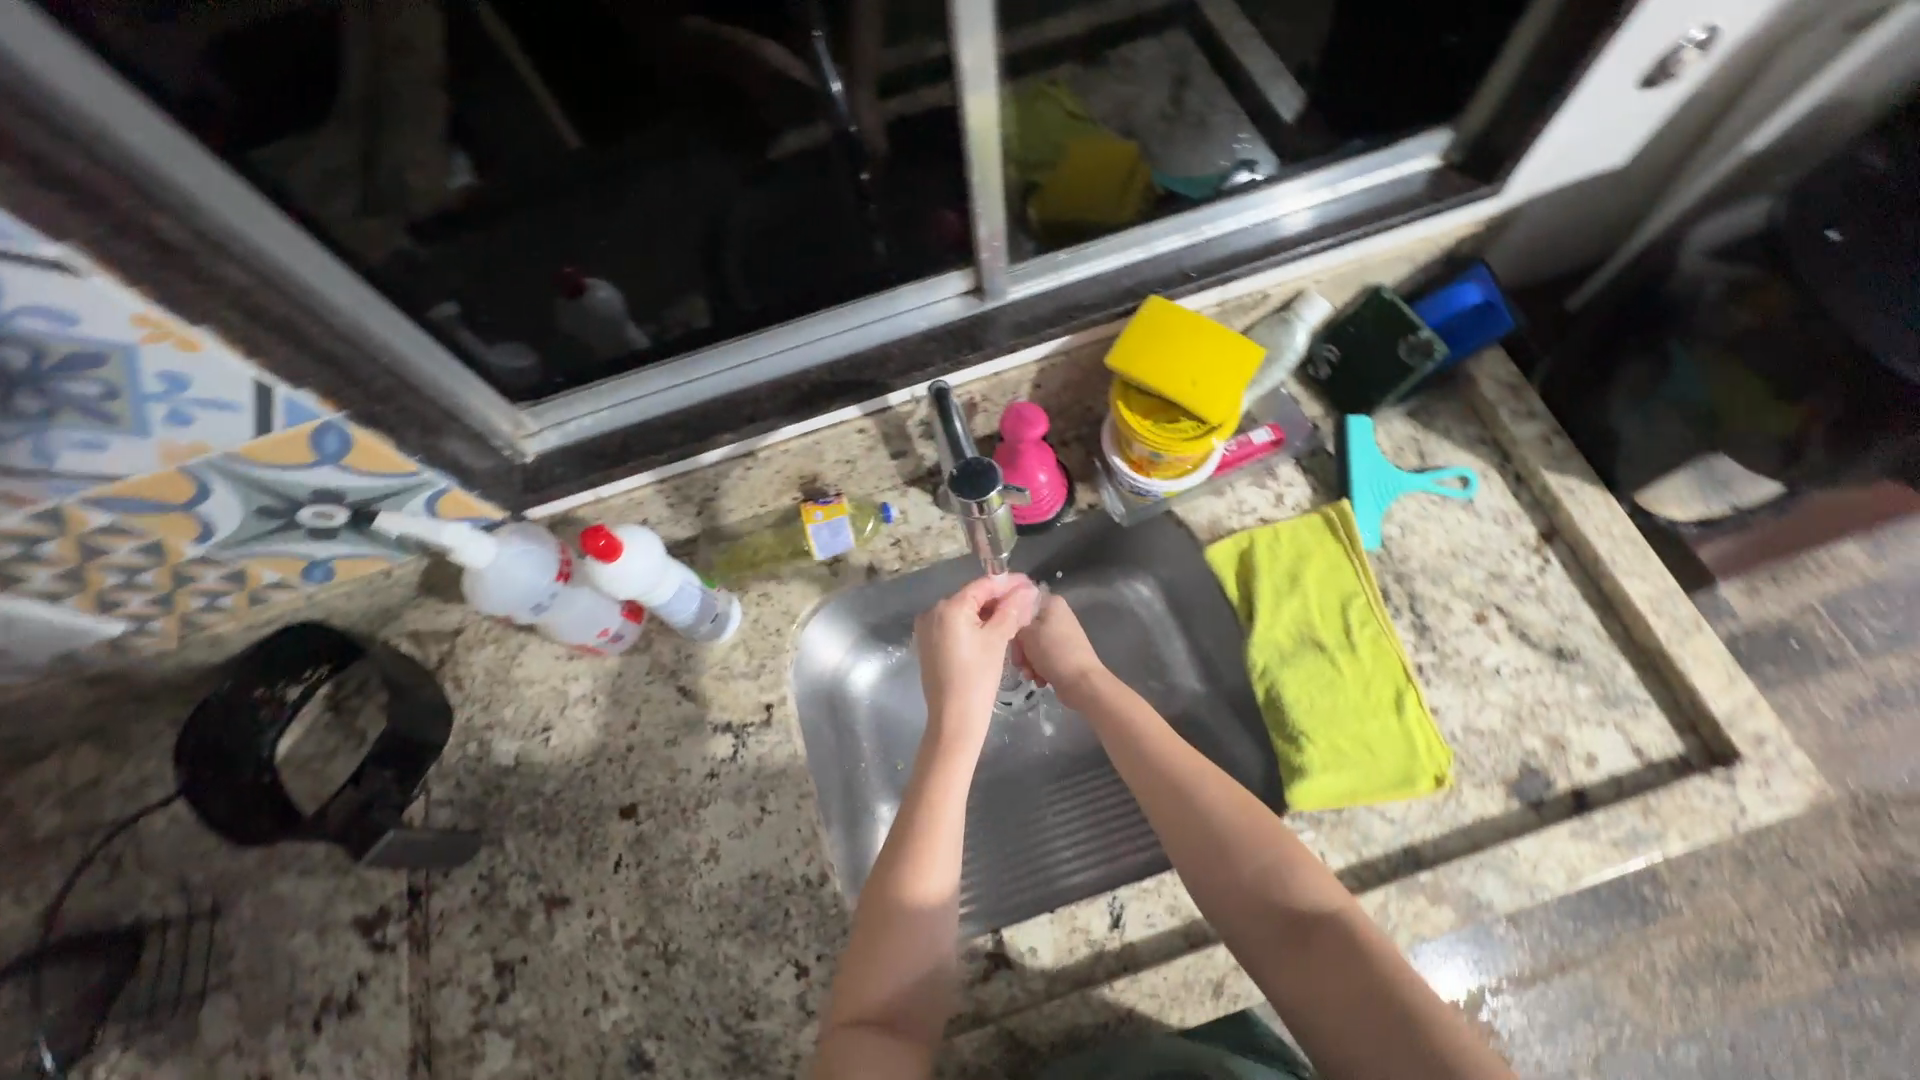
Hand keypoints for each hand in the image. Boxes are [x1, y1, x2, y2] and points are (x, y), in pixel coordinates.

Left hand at [915, 574, 1038, 749]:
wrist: (954, 719)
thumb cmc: (978, 678)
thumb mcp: (997, 640)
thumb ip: (1011, 610)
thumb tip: (1027, 590)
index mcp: (949, 607)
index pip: (983, 585)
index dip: (1008, 583)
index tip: (1030, 583)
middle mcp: (932, 612)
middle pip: (972, 597)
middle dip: (999, 598)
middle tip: (1026, 601)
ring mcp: (927, 629)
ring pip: (964, 612)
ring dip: (988, 612)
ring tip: (1015, 615)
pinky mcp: (929, 644)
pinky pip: (955, 626)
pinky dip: (974, 625)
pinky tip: (994, 630)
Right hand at [1013, 591, 1108, 708]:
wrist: (1082, 682)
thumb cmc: (1052, 652)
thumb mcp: (1025, 633)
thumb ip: (1014, 623)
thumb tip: (1011, 623)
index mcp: (1051, 603)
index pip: (1021, 605)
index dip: (1011, 620)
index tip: (1005, 636)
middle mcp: (1057, 616)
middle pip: (1026, 629)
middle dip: (1020, 649)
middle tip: (1020, 662)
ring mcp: (1061, 636)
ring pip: (1032, 646)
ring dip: (1028, 662)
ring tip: (1030, 675)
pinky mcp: (1063, 654)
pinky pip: (1042, 658)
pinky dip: (1038, 669)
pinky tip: (1040, 680)